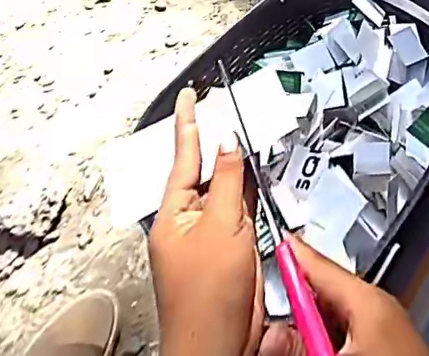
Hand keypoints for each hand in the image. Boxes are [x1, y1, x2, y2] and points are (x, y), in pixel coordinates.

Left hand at [148, 90, 263, 355]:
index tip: (188, 96)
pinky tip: (255, 171)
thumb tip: (229, 143)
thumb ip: (228, 179)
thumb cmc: (206, 300)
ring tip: (244, 131)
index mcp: (173, 215)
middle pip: (206, 168)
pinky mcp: (231, 244)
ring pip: (226, 185)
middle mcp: (189, 221)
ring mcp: (211, 233)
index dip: (187, 122)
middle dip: (217, 139)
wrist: (223, 345)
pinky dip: (249, 186)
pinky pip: (241, 204)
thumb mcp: (221, 225)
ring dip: (237, 163)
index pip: (182, 156)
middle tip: (222, 104)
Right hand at [258, 236, 428, 355]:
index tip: (282, 241)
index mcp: (370, 298)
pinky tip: (325, 347)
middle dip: (304, 295)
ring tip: (298, 332)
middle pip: (331, 290)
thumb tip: (273, 334)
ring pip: (342, 313)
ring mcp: (390, 326)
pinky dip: (336, 333)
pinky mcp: (393, 342)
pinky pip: (356, 329)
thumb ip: (302, 345)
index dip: (297, 255)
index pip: (323, 266)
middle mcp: (382, 306)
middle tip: (279, 299)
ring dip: (319, 318)